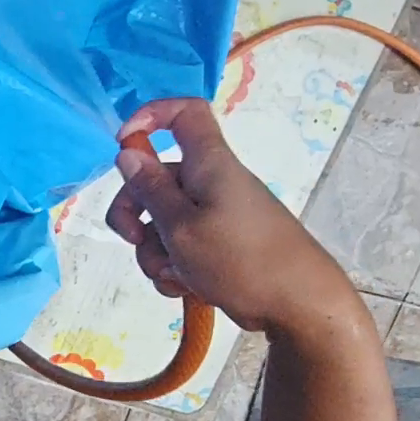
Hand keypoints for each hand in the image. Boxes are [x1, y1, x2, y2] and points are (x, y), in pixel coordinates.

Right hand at [103, 98, 358, 333]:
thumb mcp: (181, 226)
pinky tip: (185, 286)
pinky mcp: (217, 245)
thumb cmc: (240, 260)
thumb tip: (126, 152)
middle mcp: (210, 184)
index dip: (150, 116)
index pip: (184, 113)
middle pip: (155, 181)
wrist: (297, 306)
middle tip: (133, 240)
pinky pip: (178, 248)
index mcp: (208, 165)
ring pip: (161, 223)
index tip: (122, 144)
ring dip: (154, 252)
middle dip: (133, 213)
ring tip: (174, 274)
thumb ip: (149, 190)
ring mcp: (214, 216)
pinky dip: (173, 267)